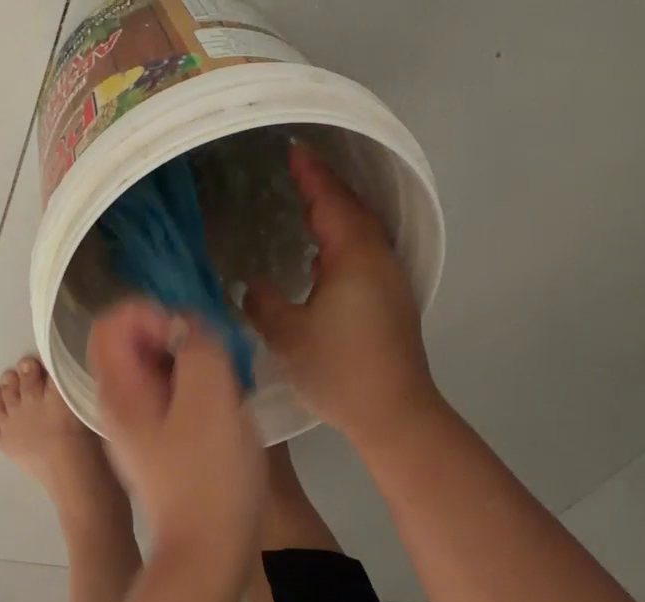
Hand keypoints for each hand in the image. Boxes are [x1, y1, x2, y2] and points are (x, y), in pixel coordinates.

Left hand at [89, 299, 262, 565]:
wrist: (208, 549)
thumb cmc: (209, 475)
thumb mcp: (210, 398)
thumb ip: (196, 347)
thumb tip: (184, 328)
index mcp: (118, 392)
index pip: (112, 324)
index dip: (150, 312)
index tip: (190, 333)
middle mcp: (118, 408)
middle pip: (135, 347)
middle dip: (177, 338)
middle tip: (217, 356)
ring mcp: (138, 431)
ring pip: (158, 374)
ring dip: (193, 366)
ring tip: (227, 382)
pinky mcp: (161, 449)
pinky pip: (173, 402)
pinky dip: (197, 393)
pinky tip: (226, 409)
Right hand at [244, 141, 440, 445]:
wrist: (392, 410)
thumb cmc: (338, 369)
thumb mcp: (287, 336)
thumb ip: (264, 304)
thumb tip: (252, 286)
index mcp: (354, 255)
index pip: (330, 201)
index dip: (310, 174)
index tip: (293, 148)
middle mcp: (378, 259)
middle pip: (352, 211)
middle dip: (326, 188)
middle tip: (299, 172)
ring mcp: (389, 282)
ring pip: (361, 235)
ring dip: (336, 217)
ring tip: (309, 208)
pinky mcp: (390, 304)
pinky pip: (363, 257)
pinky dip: (342, 245)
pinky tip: (322, 260)